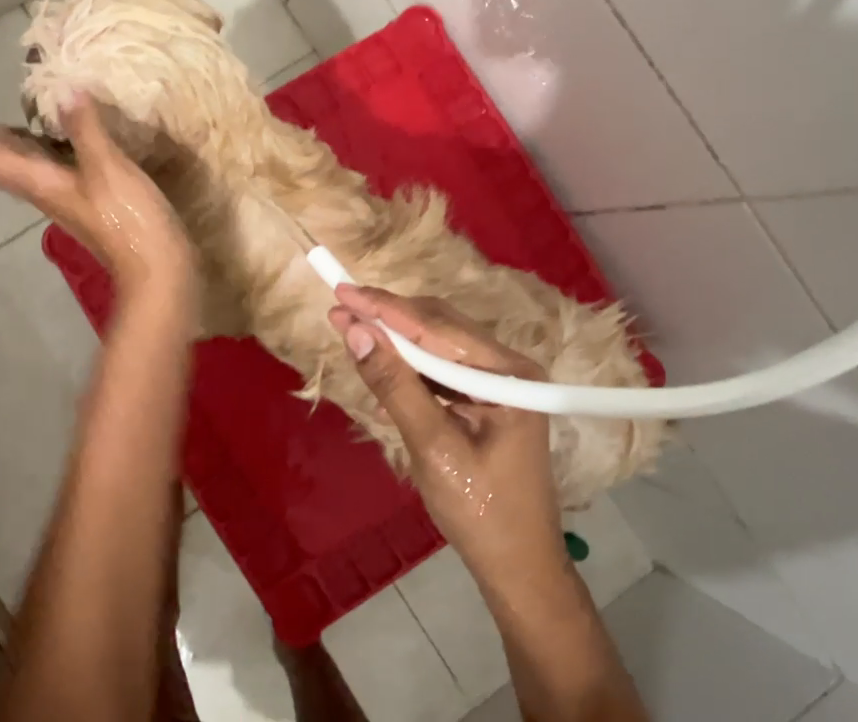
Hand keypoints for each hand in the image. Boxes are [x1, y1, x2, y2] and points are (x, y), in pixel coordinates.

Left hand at [0, 91, 195, 293]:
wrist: (158, 273)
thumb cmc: (130, 222)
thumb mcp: (108, 169)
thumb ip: (86, 129)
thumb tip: (64, 89)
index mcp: (40, 184)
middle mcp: (45, 193)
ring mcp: (67, 201)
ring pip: (25, 170)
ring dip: (12, 145)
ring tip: (12, 119)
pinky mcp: (90, 204)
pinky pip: (52, 173)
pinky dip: (47, 152)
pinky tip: (66, 140)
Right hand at [329, 286, 567, 585]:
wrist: (518, 567)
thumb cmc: (480, 511)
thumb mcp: (433, 447)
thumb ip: (395, 386)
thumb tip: (355, 332)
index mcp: (509, 376)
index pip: (437, 328)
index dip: (385, 308)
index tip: (341, 291)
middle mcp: (510, 369)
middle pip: (440, 327)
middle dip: (388, 316)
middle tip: (339, 308)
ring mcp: (500, 384)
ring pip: (439, 344)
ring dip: (396, 338)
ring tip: (351, 327)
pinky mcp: (487, 401)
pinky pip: (442, 368)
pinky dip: (410, 364)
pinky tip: (382, 361)